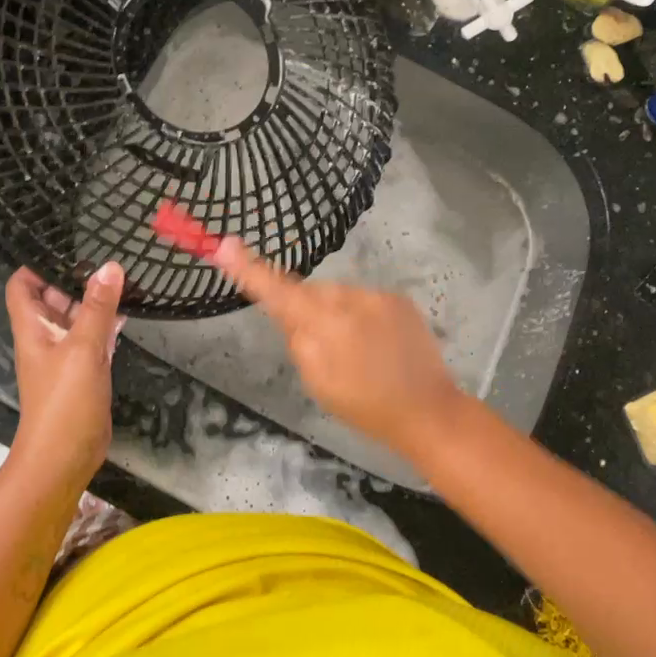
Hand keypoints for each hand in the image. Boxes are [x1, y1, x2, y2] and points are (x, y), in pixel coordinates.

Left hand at [3, 262, 124, 484]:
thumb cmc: (64, 401)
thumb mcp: (83, 348)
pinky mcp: (83, 373)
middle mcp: (45, 338)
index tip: (67, 250)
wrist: (63, 457)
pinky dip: (106, 326)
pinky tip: (128, 314)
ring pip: (76, 319)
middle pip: (52, 299)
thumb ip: (98, 307)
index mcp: (32, 328)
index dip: (37, 266)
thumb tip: (109, 266)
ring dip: (94, 302)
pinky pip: (92, 340)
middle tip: (107, 261)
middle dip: (75, 280)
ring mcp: (64, 357)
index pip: (22, 286)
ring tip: (123, 280)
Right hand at [210, 237, 467, 453]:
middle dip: (307, 310)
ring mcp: (378, 296)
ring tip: (356, 353)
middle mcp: (350, 299)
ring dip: (337, 315)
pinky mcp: (400, 300)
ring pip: (339, 296)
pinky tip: (376, 346)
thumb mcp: (318, 382)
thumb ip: (299, 341)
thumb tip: (291, 315)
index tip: (225, 245)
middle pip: (311, 292)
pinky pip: (365, 300)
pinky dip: (362, 317)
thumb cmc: (366, 406)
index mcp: (325, 324)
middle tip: (320, 348)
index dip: (250, 269)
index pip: (278, 291)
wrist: (429, 411)